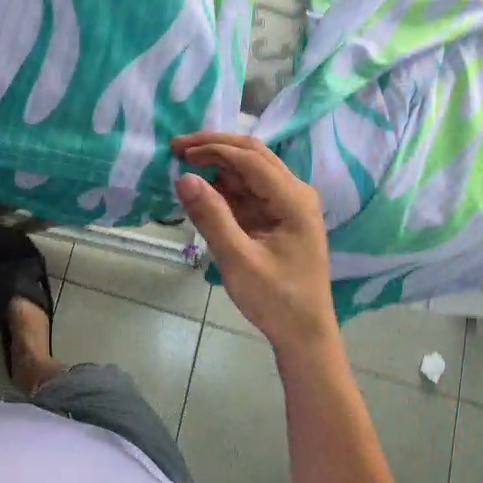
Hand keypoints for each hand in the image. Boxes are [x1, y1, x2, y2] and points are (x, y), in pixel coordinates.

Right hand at [172, 132, 335, 353]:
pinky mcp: (278, 217)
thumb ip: (212, 217)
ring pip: (250, 170)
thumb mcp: (239, 261)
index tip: (179, 151)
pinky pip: (250, 190)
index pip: (250, 158)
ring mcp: (288, 204)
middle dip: (215, 147)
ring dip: (218, 164)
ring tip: (184, 165)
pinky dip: (225, 185)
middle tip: (178, 148)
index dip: (213, 149)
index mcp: (294, 200)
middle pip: (253, 155)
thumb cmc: (276, 300)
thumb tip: (184, 177)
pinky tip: (202, 189)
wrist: (305, 336)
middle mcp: (295, 193)